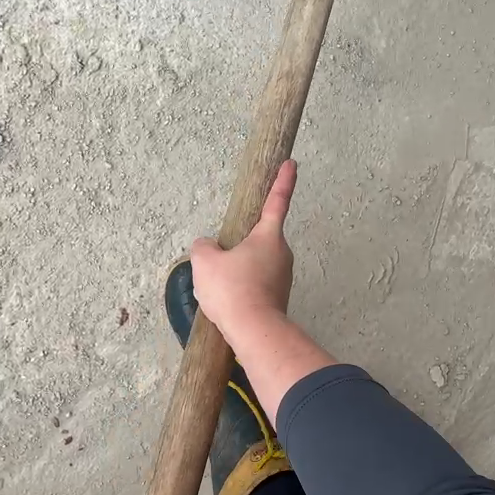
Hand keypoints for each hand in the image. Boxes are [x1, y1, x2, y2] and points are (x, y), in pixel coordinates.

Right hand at [191, 159, 296, 337]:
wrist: (253, 331)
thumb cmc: (232, 289)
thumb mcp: (204, 261)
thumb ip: (204, 247)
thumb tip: (208, 248)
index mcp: (269, 236)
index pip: (277, 200)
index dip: (283, 180)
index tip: (291, 163)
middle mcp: (282, 253)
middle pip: (257, 240)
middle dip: (239, 246)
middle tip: (220, 262)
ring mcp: (283, 277)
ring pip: (254, 265)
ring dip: (237, 272)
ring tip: (220, 289)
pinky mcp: (278, 298)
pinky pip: (255, 286)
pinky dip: (241, 290)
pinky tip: (227, 303)